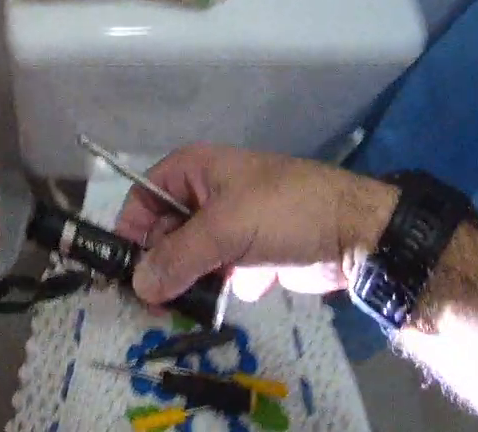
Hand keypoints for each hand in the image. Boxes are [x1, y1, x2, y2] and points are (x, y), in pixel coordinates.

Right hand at [113, 143, 397, 303]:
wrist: (354, 232)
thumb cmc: (281, 211)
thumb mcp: (224, 230)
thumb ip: (177, 258)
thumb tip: (137, 286)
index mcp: (193, 170)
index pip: (142, 198)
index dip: (130, 232)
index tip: (123, 273)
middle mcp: (204, 193)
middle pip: (164, 231)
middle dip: (161, 266)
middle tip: (157, 305)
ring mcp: (228, 223)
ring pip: (191, 256)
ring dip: (191, 281)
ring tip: (194, 307)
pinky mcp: (250, 251)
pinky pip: (220, 271)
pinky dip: (224, 285)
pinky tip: (244, 289)